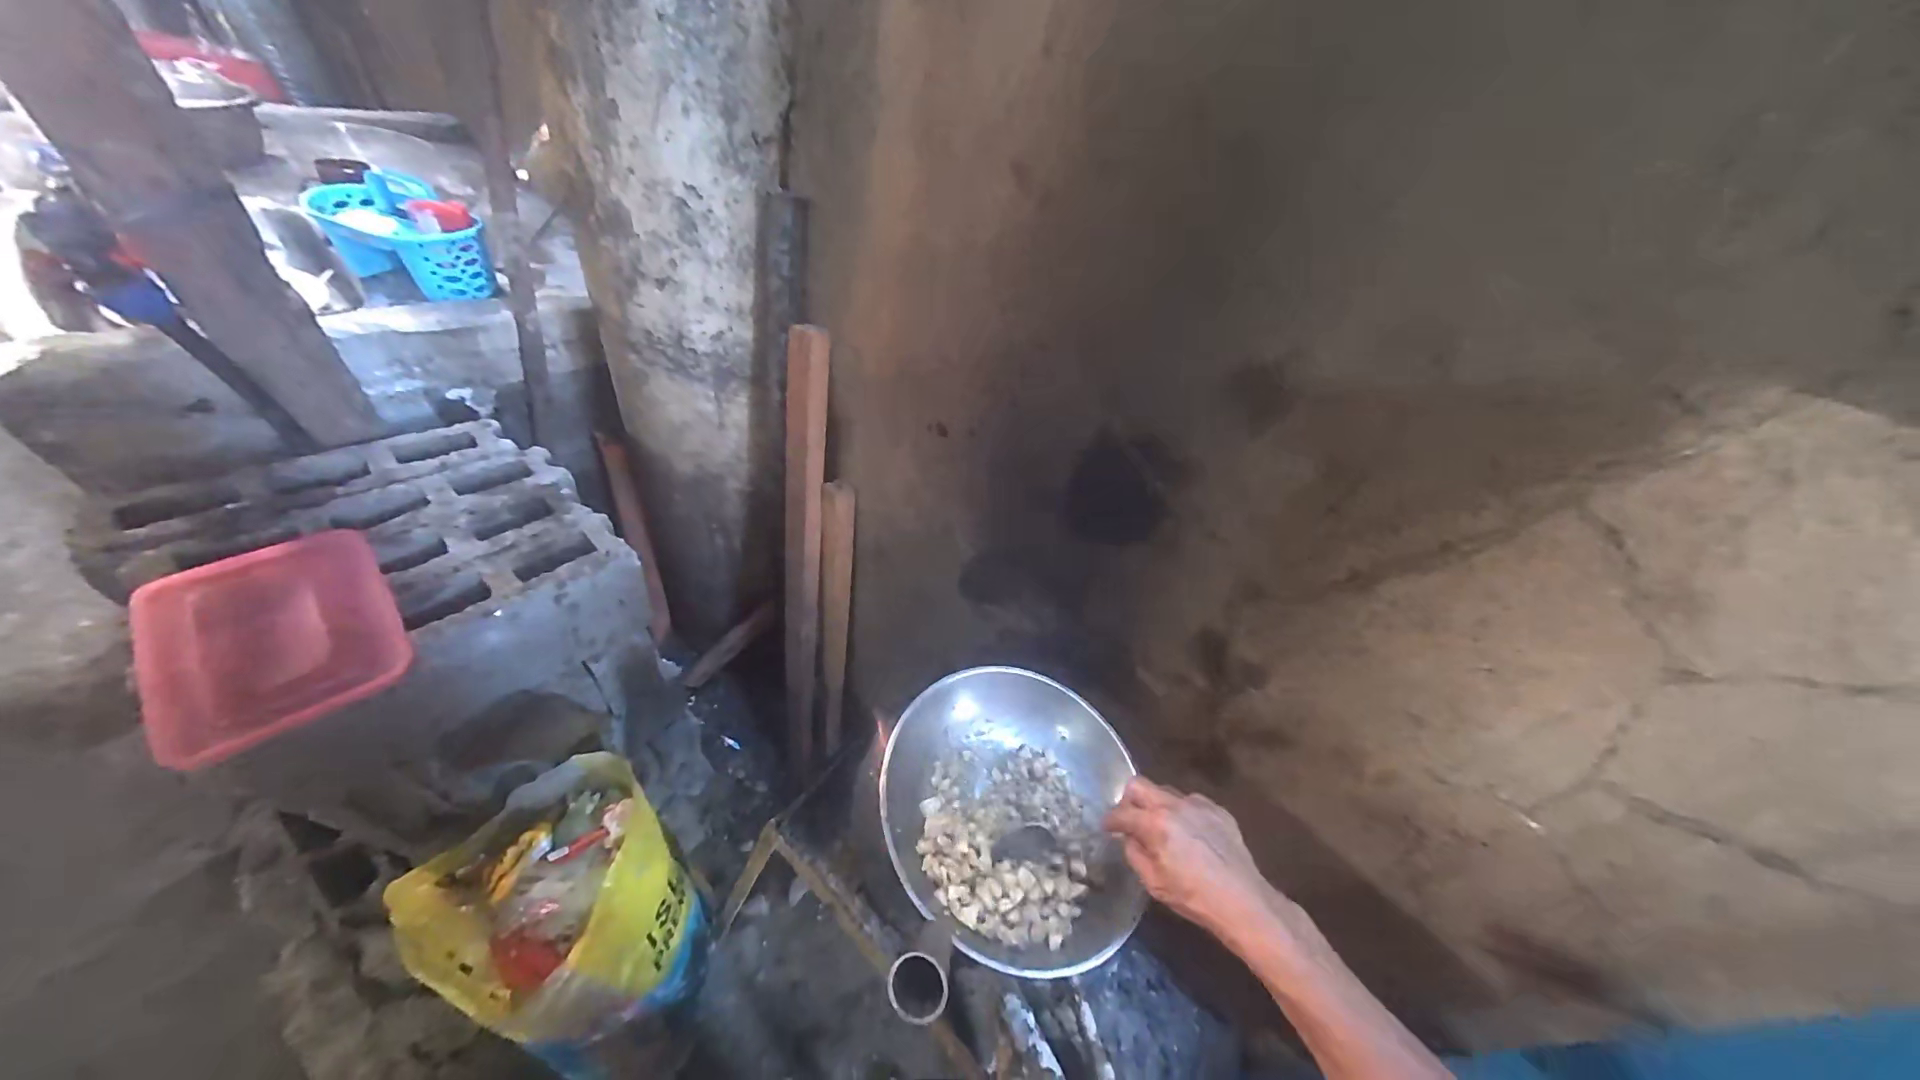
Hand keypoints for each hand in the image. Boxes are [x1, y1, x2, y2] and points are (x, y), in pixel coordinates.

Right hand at [1104, 777, 1278, 940]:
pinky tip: (1190, 834)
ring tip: (1162, 828)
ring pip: (1165, 792)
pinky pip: (1190, 802)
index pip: (1121, 812)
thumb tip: (1129, 837)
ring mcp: (1198, 804)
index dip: (1110, 820)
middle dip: (1128, 800)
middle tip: (1130, 820)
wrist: (1243, 902)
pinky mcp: (1218, 810)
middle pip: (1139, 785)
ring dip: (1156, 805)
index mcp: (1155, 823)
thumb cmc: (1193, 897)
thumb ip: (1134, 853)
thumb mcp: (1153, 882)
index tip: (1107, 828)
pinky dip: (1182, 813)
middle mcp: (1174, 805)